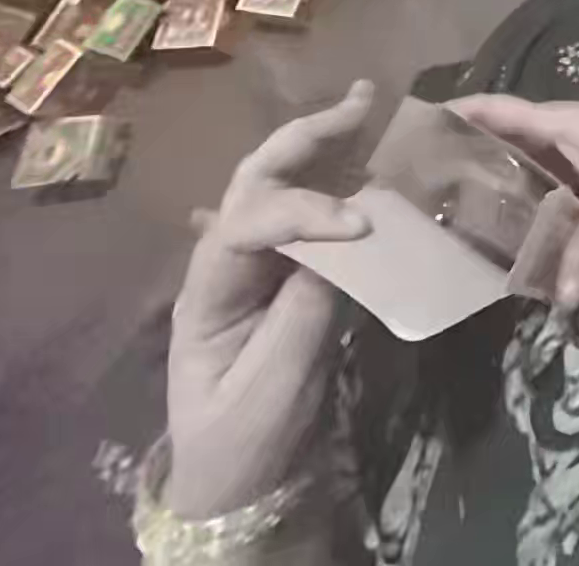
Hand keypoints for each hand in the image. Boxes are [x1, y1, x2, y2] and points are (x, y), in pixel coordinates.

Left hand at [166, 80, 375, 518]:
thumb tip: (350, 246)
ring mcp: (262, 256)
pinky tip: (371, 152)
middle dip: (308, 136)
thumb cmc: (244, 440)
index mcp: (207, 288)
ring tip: (368, 105)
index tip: (363, 225)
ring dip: (327, 138)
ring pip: (285, 179)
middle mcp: (229, 255)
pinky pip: (317, 206)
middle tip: (363, 104)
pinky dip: (345, 171)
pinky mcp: (294, 263)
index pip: (248, 226)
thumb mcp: (272, 390)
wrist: (241, 475)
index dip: (306, 214)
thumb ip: (305, 314)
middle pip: (258, 177)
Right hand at [446, 95, 578, 310]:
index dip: (458, 111)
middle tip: (426, 172)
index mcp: (550, 122)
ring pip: (513, 145)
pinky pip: (533, 162)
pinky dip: (513, 174)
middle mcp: (549, 126)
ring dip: (485, 158)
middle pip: (495, 127)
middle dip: (461, 142)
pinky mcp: (573, 155)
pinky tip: (504, 203)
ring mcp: (561, 139)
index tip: (422, 125)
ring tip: (451, 190)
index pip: (493, 108)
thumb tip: (561, 297)